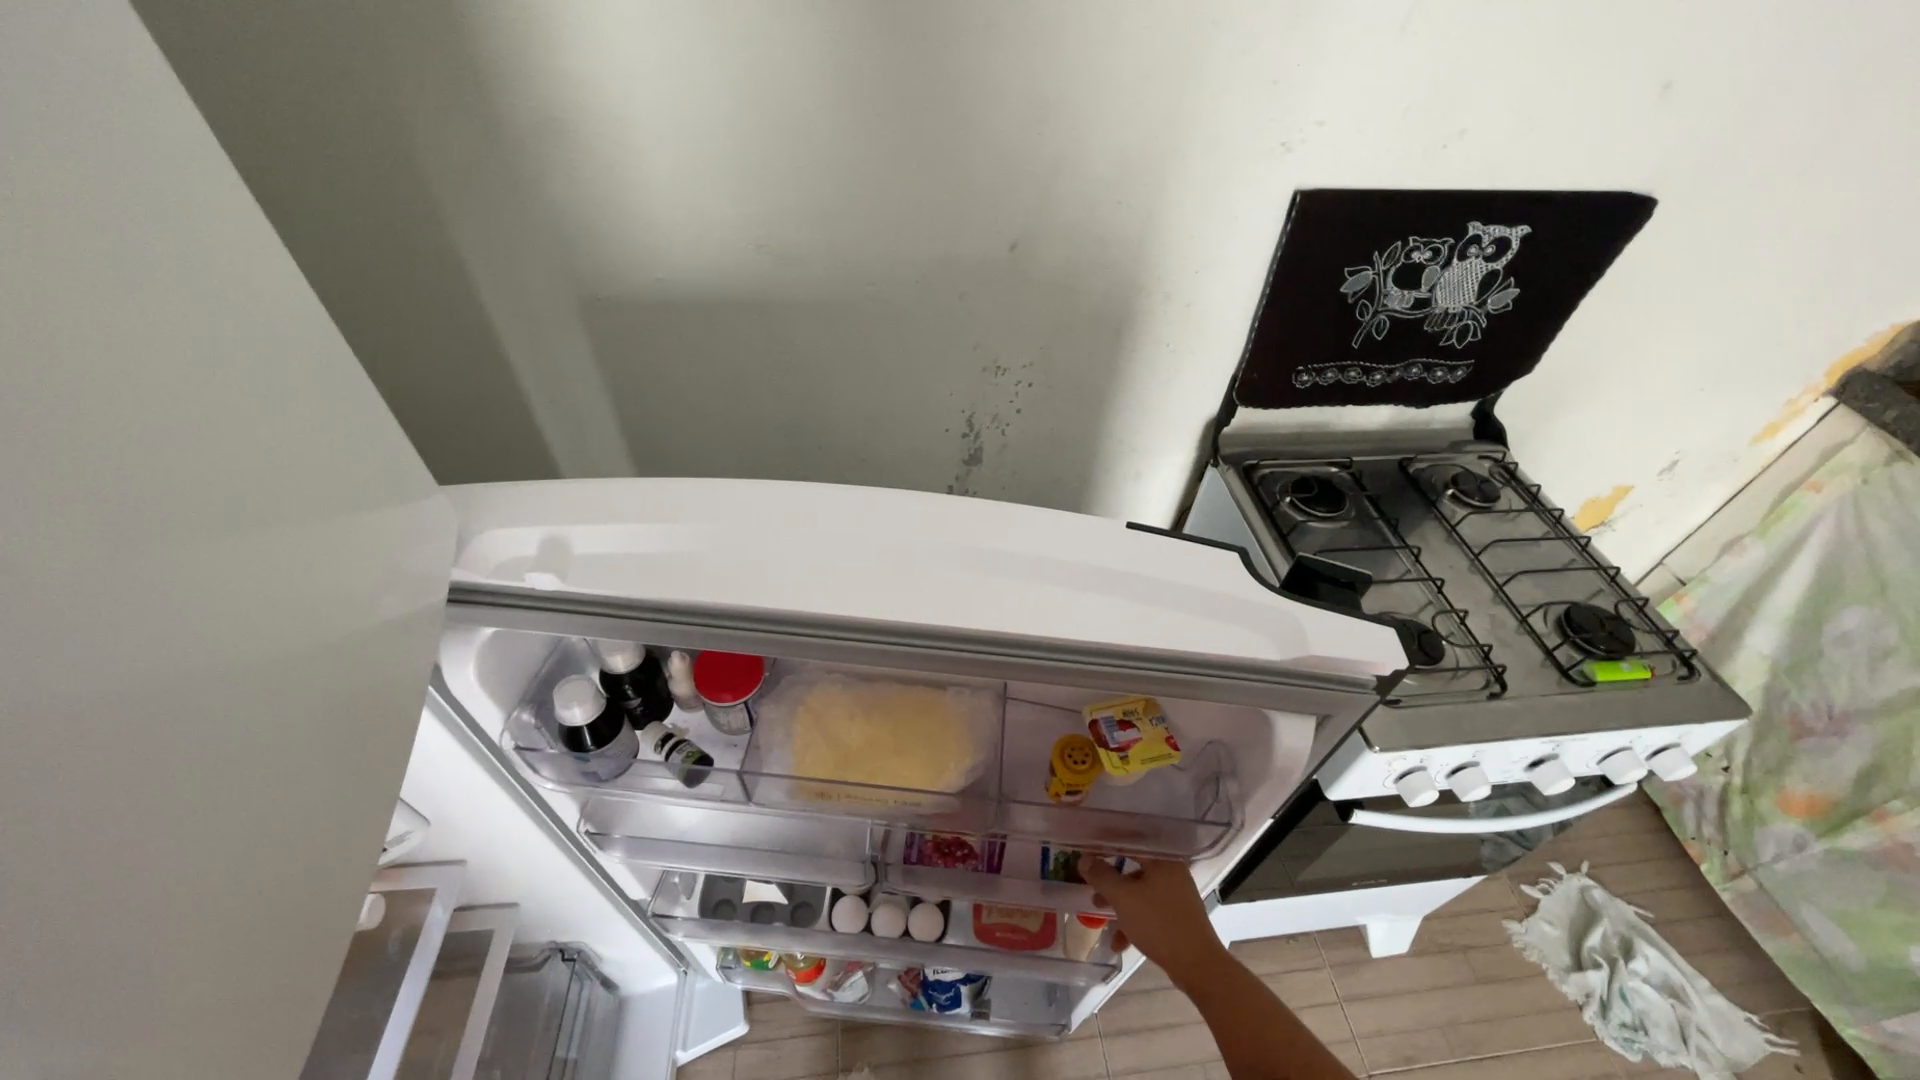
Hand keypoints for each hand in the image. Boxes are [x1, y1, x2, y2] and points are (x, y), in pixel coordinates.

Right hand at [1078, 855, 1229, 989]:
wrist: (1197, 965)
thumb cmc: (1158, 923)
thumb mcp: (1123, 898)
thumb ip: (1102, 876)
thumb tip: (1084, 860)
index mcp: (1163, 861)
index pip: (1131, 843)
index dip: (1108, 845)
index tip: (1088, 850)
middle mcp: (1172, 873)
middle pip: (1134, 870)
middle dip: (1110, 882)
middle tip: (1091, 888)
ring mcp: (1177, 897)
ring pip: (1140, 893)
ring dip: (1119, 904)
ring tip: (1100, 918)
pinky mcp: (1178, 918)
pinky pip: (1150, 912)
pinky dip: (1133, 922)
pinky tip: (1119, 944)